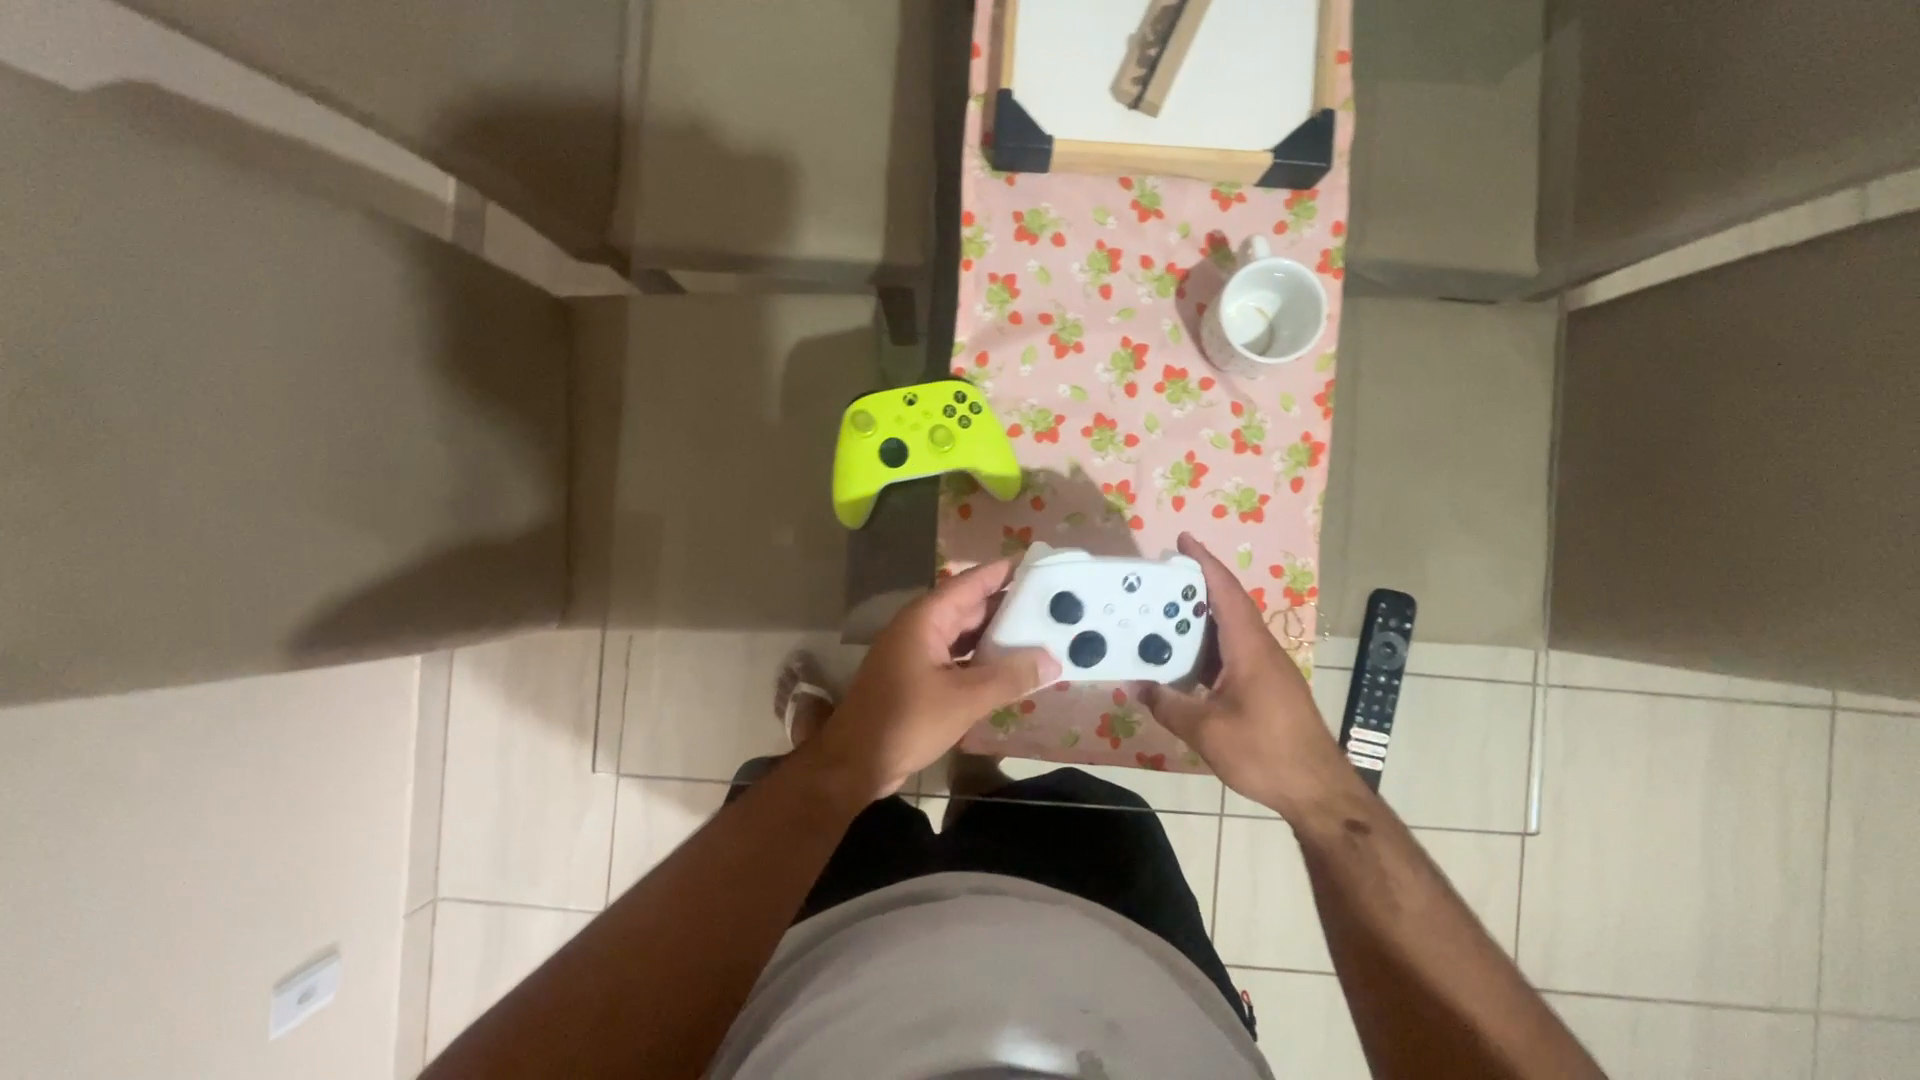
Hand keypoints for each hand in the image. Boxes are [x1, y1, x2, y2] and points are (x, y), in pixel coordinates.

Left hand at [803, 559, 1060, 800]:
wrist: (854, 762)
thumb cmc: (905, 721)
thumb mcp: (964, 699)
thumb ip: (1010, 678)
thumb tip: (1053, 661)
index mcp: (926, 618)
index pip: (972, 582)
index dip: (1005, 572)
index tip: (1041, 566)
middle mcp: (921, 628)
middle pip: (971, 607)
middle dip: (1010, 607)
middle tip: (1055, 607)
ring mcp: (917, 654)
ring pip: (965, 635)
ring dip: (998, 637)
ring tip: (1042, 635)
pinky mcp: (917, 679)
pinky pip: (957, 659)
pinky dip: (983, 661)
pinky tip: (1011, 670)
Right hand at [1138, 533, 1361, 819]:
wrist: (1316, 789)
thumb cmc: (1265, 752)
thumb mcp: (1207, 731)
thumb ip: (1170, 705)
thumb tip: (1141, 687)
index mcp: (1249, 649)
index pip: (1226, 592)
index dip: (1204, 563)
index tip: (1183, 540)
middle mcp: (1261, 650)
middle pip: (1227, 607)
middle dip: (1195, 588)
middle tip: (1156, 581)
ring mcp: (1267, 670)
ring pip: (1229, 632)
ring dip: (1199, 621)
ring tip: (1160, 617)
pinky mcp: (1267, 689)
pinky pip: (1231, 655)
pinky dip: (1206, 649)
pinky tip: (1183, 662)